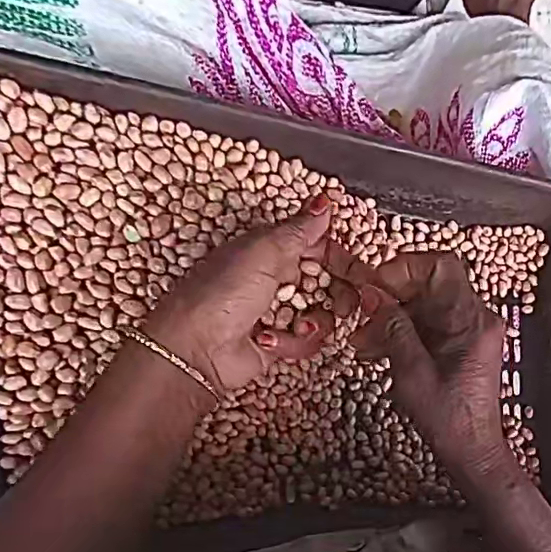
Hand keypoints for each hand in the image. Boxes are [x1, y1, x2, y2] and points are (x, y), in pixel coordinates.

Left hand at [142, 196, 351, 394]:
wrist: (197, 348)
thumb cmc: (221, 294)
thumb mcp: (264, 251)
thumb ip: (300, 229)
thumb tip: (325, 202)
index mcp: (273, 251)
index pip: (321, 250)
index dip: (340, 260)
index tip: (353, 272)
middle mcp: (278, 280)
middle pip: (330, 285)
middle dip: (337, 297)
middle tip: (338, 305)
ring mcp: (280, 313)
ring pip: (324, 316)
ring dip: (315, 324)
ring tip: (298, 326)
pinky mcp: (281, 343)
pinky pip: (308, 343)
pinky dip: (293, 343)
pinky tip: (270, 341)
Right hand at [326, 249, 510, 480]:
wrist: (472, 450)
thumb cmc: (450, 420)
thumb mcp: (413, 373)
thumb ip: (393, 329)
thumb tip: (373, 296)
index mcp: (472, 321)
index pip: (441, 266)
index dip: (403, 268)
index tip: (374, 285)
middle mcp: (476, 320)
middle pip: (429, 285)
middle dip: (391, 297)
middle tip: (363, 315)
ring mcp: (469, 332)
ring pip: (424, 306)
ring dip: (391, 318)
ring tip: (364, 341)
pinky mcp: (459, 345)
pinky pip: (428, 326)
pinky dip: (402, 333)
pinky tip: (377, 350)